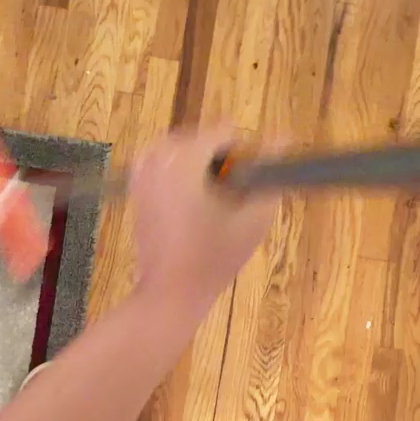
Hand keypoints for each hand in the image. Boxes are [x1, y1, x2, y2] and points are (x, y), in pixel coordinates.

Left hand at [128, 127, 278, 312]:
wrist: (171, 289)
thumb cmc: (215, 256)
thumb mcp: (254, 216)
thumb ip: (270, 172)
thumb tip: (284, 137)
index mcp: (184, 158)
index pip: (225, 131)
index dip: (244, 152)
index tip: (250, 181)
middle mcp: (157, 156)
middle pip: (201, 137)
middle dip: (219, 157)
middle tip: (232, 193)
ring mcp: (141, 171)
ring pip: (181, 148)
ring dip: (200, 163)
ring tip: (213, 198)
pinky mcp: (135, 187)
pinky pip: (163, 163)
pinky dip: (179, 172)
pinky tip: (192, 200)